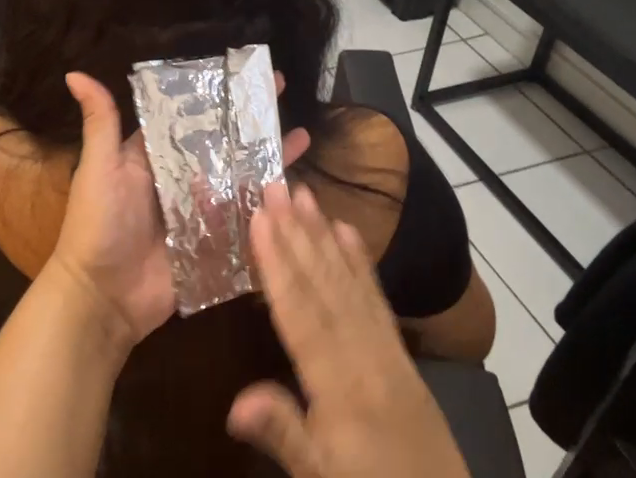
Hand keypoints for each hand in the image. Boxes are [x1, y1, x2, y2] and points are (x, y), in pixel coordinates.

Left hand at [44, 73, 313, 354]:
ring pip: (241, 180)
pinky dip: (270, 209)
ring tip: (302, 136)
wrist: (102, 298)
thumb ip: (100, 122)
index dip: (217, 96)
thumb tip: (75, 73)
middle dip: (251, 122)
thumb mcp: (99, 167)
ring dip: (268, 160)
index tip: (246, 73)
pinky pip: (247, 224)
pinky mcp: (216, 247)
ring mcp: (202, 214)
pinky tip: (299, 194)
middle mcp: (182, 180)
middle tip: (283, 94)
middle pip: (224, 146)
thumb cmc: (98, 225)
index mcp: (155, 156)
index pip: (192, 117)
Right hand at [228, 183, 466, 477]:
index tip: (259, 218)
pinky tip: (349, 233)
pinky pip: (378, 301)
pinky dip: (362, 264)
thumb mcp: (322, 473)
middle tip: (277, 185)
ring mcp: (387, 350)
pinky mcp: (402, 354)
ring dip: (325, 237)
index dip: (277, 264)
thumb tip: (233, 404)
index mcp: (341, 384)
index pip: (301, 313)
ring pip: (350, 284)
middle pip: (325, 286)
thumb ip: (283, 432)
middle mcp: (365, 355)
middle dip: (298, 233)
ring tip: (306, 195)